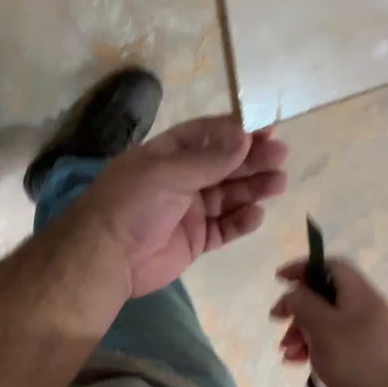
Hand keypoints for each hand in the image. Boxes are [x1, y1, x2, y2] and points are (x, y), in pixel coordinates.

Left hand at [75, 115, 289, 296]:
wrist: (106, 257)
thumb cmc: (131, 204)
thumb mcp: (167, 173)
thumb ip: (208, 159)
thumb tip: (245, 136)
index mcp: (166, 155)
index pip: (206, 136)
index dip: (236, 132)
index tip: (267, 129)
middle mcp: (179, 180)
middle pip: (223, 165)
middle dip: (251, 160)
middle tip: (281, 156)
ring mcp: (188, 212)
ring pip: (228, 196)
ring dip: (253, 188)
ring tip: (278, 183)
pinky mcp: (195, 241)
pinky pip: (224, 228)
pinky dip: (241, 221)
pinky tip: (257, 214)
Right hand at [271, 256, 387, 386]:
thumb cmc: (354, 363)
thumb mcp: (322, 326)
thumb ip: (303, 302)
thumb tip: (294, 291)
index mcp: (362, 295)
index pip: (332, 266)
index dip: (304, 268)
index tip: (279, 280)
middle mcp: (367, 311)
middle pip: (326, 296)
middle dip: (297, 307)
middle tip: (276, 320)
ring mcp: (367, 336)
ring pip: (326, 322)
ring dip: (301, 332)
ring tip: (286, 353)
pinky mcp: (363, 359)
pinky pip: (333, 343)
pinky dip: (313, 348)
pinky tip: (299, 364)